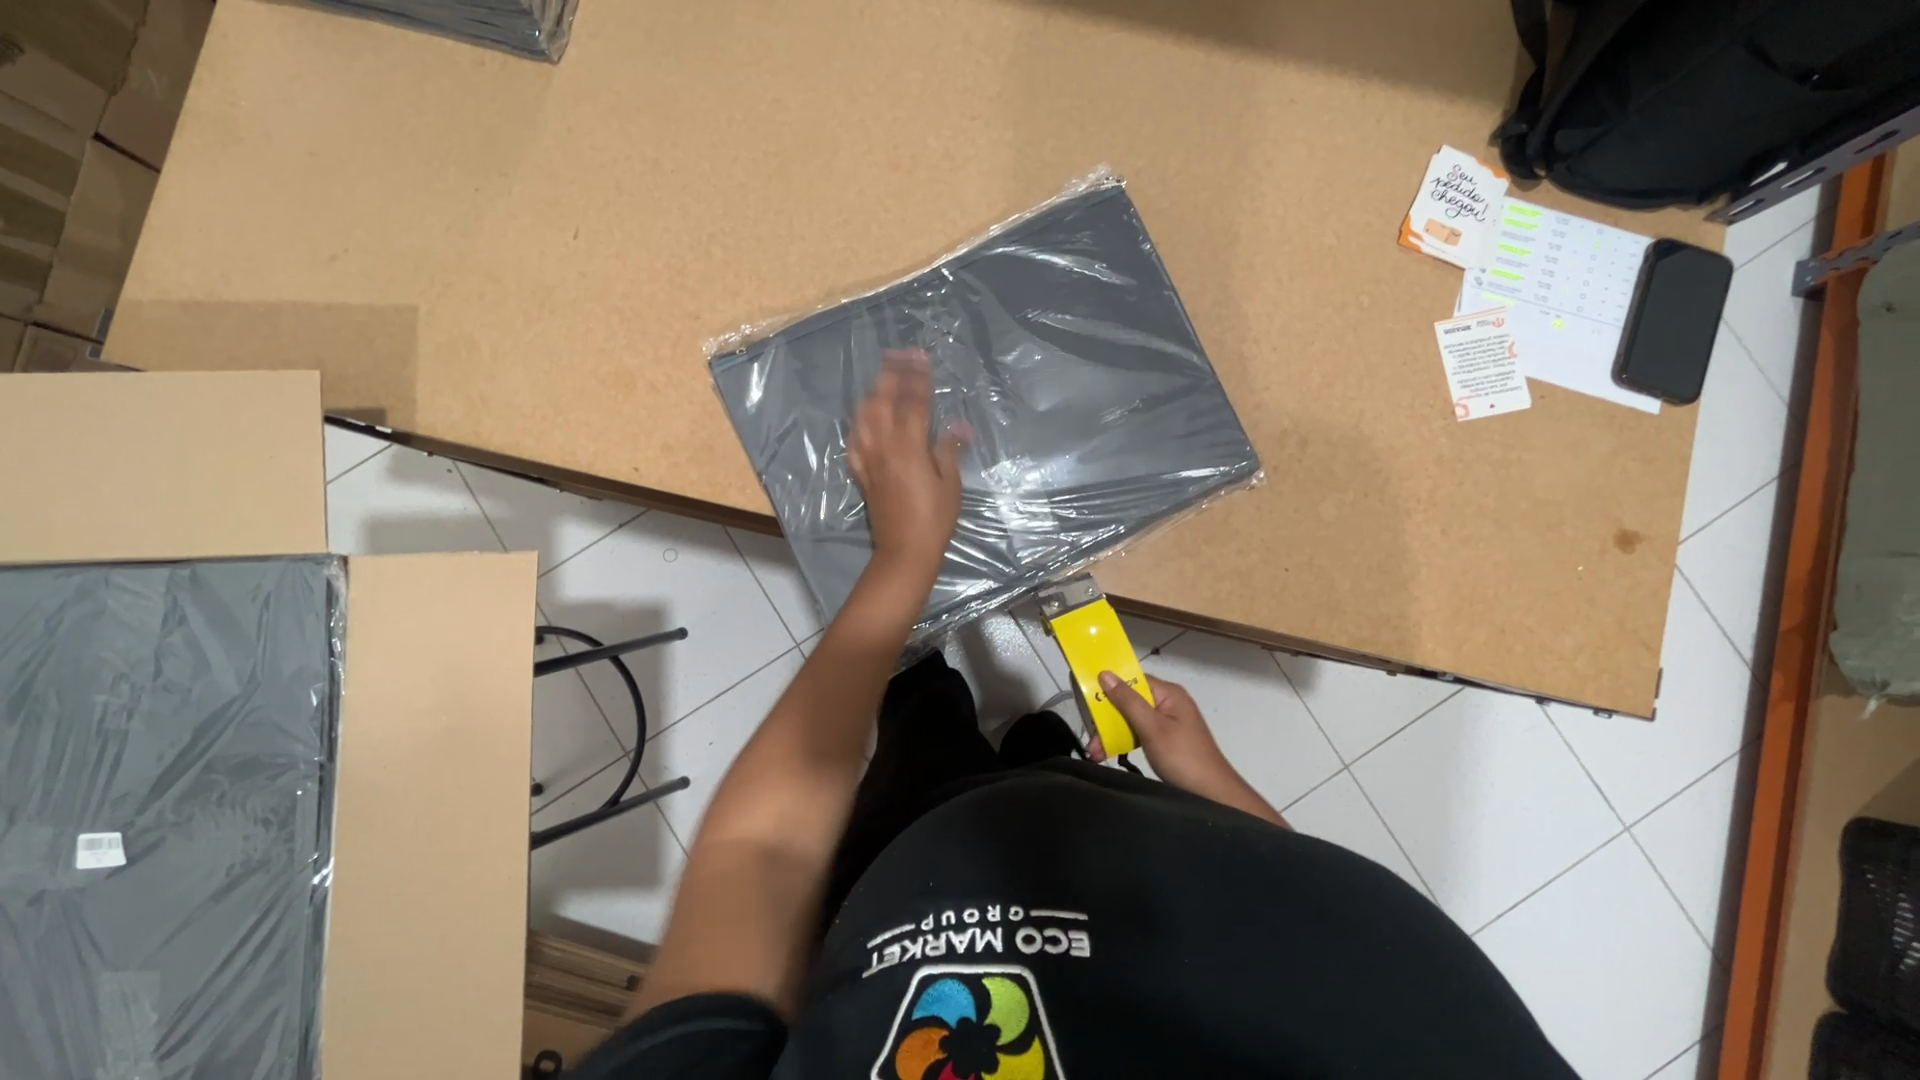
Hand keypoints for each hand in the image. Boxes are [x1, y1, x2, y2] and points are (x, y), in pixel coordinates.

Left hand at [847, 348, 964, 577]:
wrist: (904, 551)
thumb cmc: (934, 519)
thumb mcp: (949, 484)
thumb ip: (947, 450)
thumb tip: (956, 425)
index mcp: (909, 446)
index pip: (914, 402)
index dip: (918, 376)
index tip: (920, 355)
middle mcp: (884, 447)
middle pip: (883, 401)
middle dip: (891, 375)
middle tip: (898, 355)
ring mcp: (868, 460)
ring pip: (863, 417)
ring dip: (872, 394)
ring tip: (881, 379)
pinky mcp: (861, 475)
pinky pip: (853, 442)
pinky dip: (858, 425)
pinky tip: (862, 419)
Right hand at [1091, 671, 1285, 825]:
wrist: (1213, 795)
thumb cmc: (1183, 757)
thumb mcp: (1152, 727)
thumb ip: (1127, 700)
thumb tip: (1105, 673)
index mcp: (1168, 693)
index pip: (1133, 680)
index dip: (1109, 687)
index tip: (1086, 699)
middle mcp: (1168, 703)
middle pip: (1129, 701)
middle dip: (1107, 719)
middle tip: (1090, 741)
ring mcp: (1168, 722)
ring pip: (1131, 719)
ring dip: (1112, 734)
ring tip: (1094, 753)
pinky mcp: (1166, 740)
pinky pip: (1139, 733)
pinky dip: (1124, 742)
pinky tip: (1108, 754)